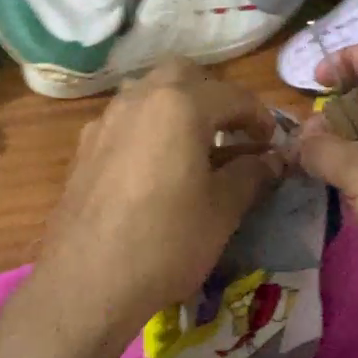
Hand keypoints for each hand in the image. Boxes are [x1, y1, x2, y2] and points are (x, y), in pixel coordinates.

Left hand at [35, 59, 279, 335]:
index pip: (232, 95)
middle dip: (213, 97)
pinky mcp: (85, 148)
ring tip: (195, 148)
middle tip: (232, 133)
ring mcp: (106, 121)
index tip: (272, 144)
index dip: (259, 117)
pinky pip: (125, 121)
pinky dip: (149, 129)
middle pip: (183, 76)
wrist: (87, 282)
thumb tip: (273, 159)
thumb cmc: (166, 242)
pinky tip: (156, 168)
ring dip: (177, 108)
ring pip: (148, 93)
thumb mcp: (222, 210)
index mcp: (179, 105)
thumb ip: (251, 174)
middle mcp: (139, 99)